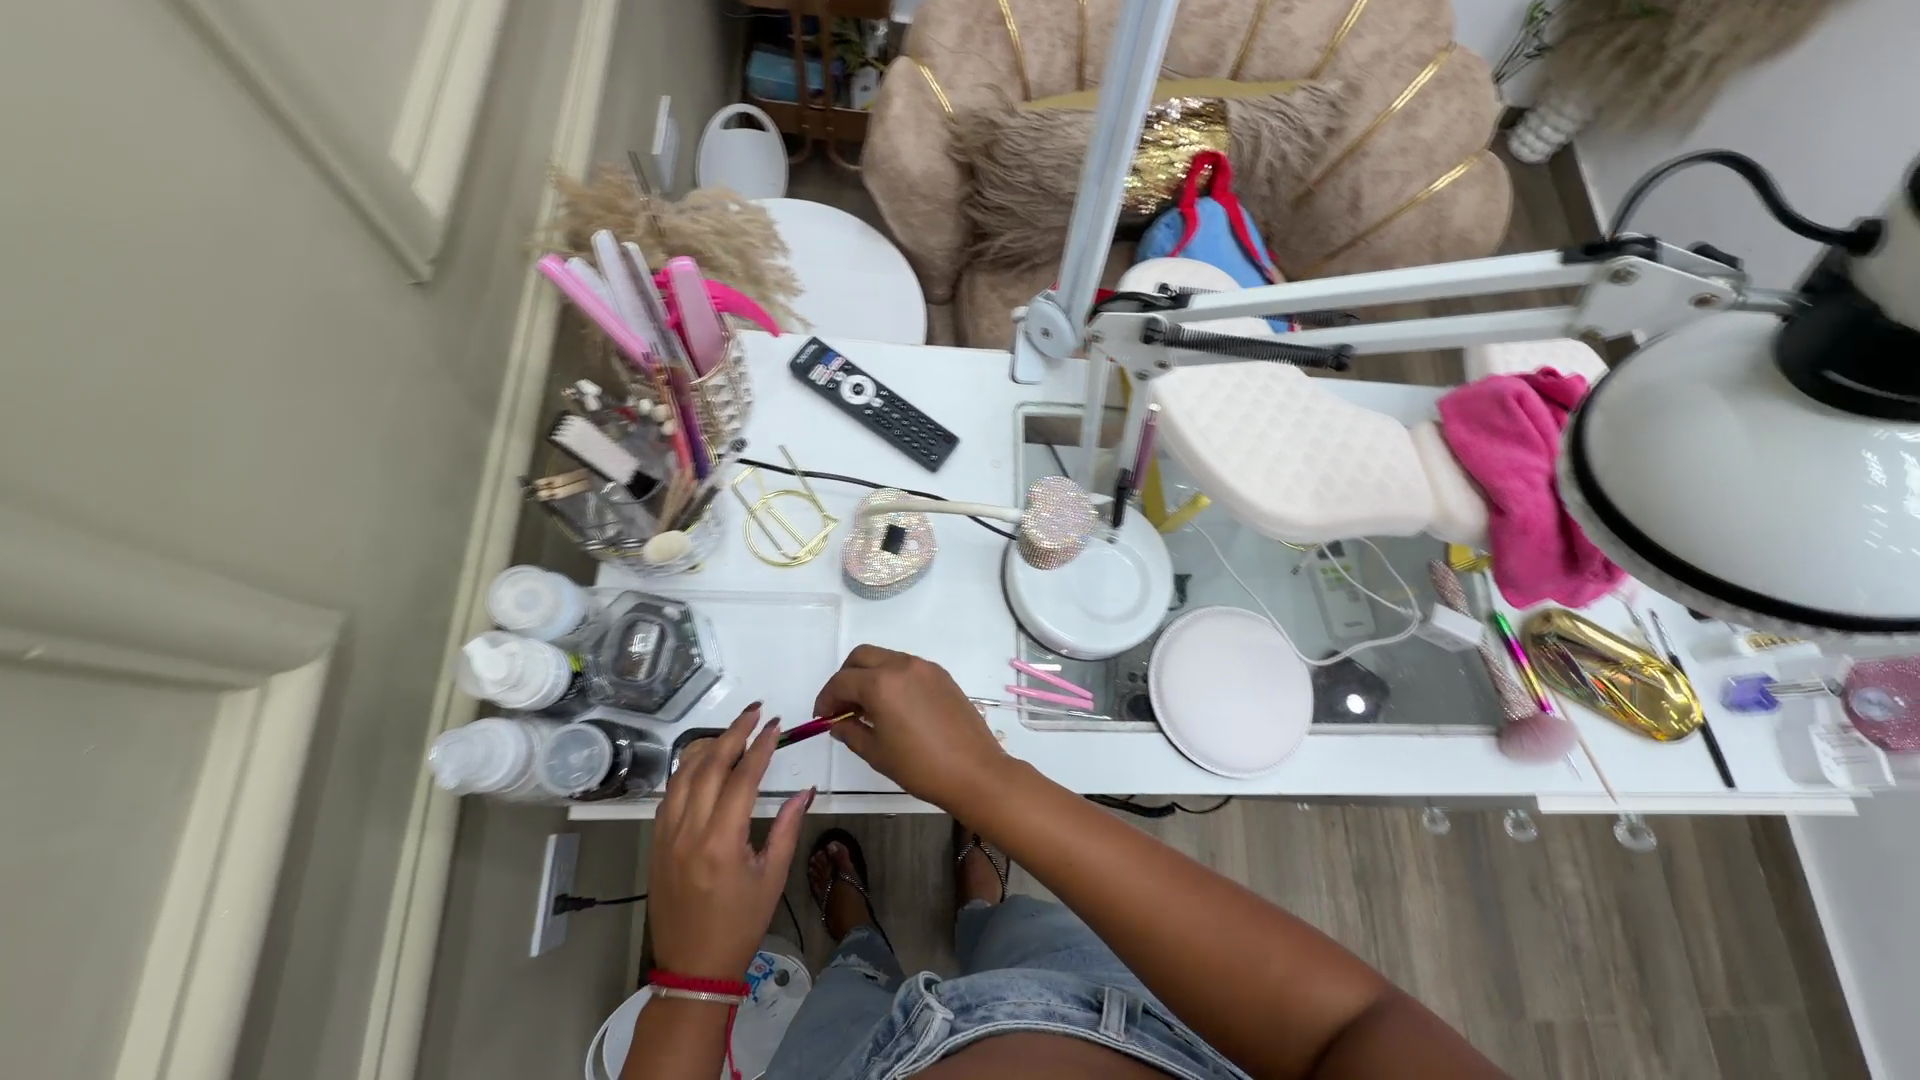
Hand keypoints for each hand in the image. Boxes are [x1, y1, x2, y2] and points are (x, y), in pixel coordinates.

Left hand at [649, 705, 809, 979]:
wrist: (693, 965)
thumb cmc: (740, 924)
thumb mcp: (773, 877)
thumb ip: (787, 828)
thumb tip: (804, 791)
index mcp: (721, 841)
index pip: (742, 778)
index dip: (761, 746)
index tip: (776, 725)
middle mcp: (688, 831)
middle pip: (709, 766)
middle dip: (733, 733)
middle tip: (755, 712)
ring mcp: (666, 835)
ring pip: (683, 774)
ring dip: (707, 746)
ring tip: (732, 730)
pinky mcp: (655, 841)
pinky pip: (669, 794)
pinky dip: (687, 770)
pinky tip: (704, 762)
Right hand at [814, 645, 1008, 809]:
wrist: (975, 772)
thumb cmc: (920, 767)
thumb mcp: (877, 753)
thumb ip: (851, 732)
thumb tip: (838, 723)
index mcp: (881, 684)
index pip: (841, 682)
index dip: (826, 699)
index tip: (822, 718)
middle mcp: (902, 665)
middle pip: (861, 657)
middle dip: (845, 678)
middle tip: (842, 707)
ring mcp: (925, 668)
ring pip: (885, 658)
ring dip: (869, 675)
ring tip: (867, 709)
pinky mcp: (942, 676)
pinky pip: (907, 667)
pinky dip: (892, 678)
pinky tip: (894, 706)